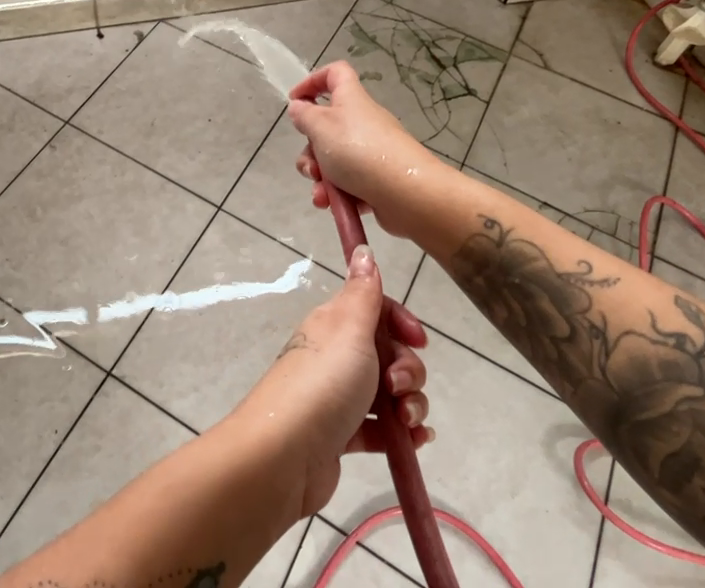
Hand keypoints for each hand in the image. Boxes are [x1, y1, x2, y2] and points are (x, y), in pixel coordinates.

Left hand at [227, 245, 432, 518]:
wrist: (284, 456)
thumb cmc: (322, 384)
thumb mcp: (348, 329)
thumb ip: (362, 292)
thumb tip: (362, 248)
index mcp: (333, 325)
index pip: (375, 310)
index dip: (402, 322)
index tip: (420, 340)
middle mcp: (334, 356)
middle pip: (388, 352)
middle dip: (408, 369)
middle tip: (398, 386)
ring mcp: (337, 397)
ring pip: (388, 392)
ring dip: (409, 404)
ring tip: (406, 421)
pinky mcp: (340, 435)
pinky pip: (380, 428)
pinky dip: (401, 434)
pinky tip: (414, 442)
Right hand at [287, 62, 439, 235]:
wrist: (407, 193)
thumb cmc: (359, 151)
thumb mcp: (321, 128)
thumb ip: (304, 116)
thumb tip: (298, 106)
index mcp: (350, 100)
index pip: (335, 74)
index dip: (313, 81)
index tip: (295, 101)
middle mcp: (362, 122)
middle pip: (326, 128)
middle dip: (310, 152)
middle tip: (312, 168)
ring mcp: (370, 151)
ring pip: (333, 161)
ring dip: (320, 179)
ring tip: (322, 195)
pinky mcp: (376, 178)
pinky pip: (348, 182)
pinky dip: (337, 194)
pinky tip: (333, 205)